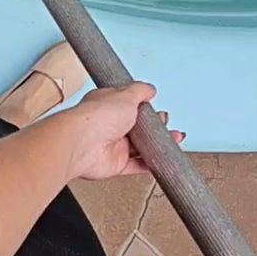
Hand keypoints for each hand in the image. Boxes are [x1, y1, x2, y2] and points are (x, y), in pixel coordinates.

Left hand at [44, 82, 182, 181]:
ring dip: (157, 145)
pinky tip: (162, 159)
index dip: (145, 108)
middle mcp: (109, 125)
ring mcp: (113, 145)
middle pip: (137, 128)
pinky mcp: (116, 164)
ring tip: (174, 139)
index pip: (129, 105)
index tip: (158, 109)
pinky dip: (150, 164)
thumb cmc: (96, 117)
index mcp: (108, 106)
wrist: (82, 144)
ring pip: (140, 147)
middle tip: (165, 123)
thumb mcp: (125, 95)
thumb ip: (139, 92)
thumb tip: (149, 89)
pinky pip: (136, 166)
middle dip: (154, 126)